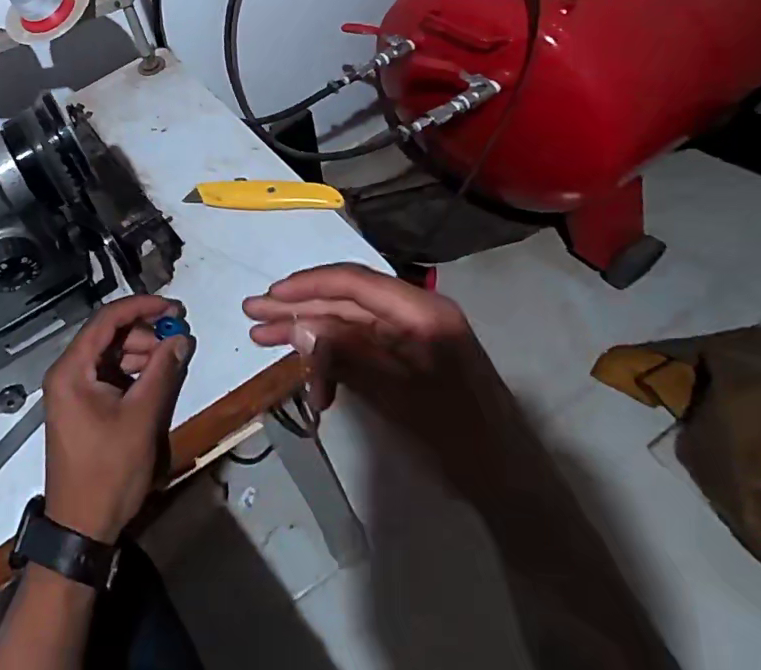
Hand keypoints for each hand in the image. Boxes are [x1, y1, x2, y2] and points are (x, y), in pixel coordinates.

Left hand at [41, 295, 194, 542]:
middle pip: (108, 335)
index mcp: (71, 371)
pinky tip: (157, 377)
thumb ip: (162, 371)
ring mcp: (73, 391)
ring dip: (142, 350)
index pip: (106, 320)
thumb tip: (180, 338)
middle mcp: (67, 374)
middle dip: (145, 331)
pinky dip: (134, 370)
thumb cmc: (108, 471)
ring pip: (111, 353)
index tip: (172, 307)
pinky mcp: (83, 406)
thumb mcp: (141, 417)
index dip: (141, 306)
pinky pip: (110, 374)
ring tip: (171, 358)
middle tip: (177, 336)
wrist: (82, 527)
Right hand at [242, 264, 513, 474]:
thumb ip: (349, 358)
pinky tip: (311, 378)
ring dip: (310, 333)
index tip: (271, 296)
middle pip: (348, 301)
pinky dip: (334, 359)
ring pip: (350, 324)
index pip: (356, 283)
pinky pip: (362, 347)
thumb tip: (300, 328)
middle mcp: (415, 314)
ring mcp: (411, 336)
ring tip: (265, 340)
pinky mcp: (407, 358)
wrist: (507, 478)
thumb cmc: (459, 436)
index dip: (310, 285)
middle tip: (254, 316)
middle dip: (300, 308)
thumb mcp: (398, 398)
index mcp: (421, 312)